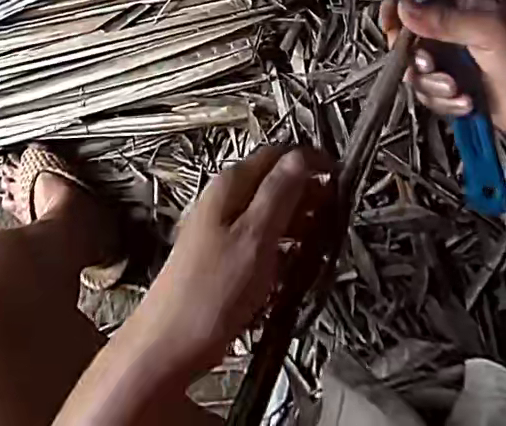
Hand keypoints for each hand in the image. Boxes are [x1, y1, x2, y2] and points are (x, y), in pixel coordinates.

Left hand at [126, 145, 331, 377]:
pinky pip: (261, 244)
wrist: (165, 350)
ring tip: (320, 250)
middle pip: (275, 183)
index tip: (340, 179)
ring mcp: (222, 229)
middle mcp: (225, 199)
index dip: (311, 162)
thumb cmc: (211, 294)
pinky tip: (293, 274)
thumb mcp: (255, 237)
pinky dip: (282, 252)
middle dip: (308, 197)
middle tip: (334, 220)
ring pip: (271, 215)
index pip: (279, 154)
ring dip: (299, 227)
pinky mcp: (223, 259)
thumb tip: (303, 156)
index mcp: (231, 184)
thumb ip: (280, 193)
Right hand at [380, 0, 505, 136]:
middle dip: (416, 58)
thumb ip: (443, 20)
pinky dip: (446, 104)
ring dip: (434, 85)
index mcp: (456, 7)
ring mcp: (450, 64)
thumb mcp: (488, 31)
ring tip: (460, 91)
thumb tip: (404, 7)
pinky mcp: (454, 92)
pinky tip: (469, 104)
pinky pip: (430, 97)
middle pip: (405, 41)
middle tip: (431, 65)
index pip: (412, 1)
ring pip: (415, 73)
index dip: (396, 11)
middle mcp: (448, 33)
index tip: (390, 27)